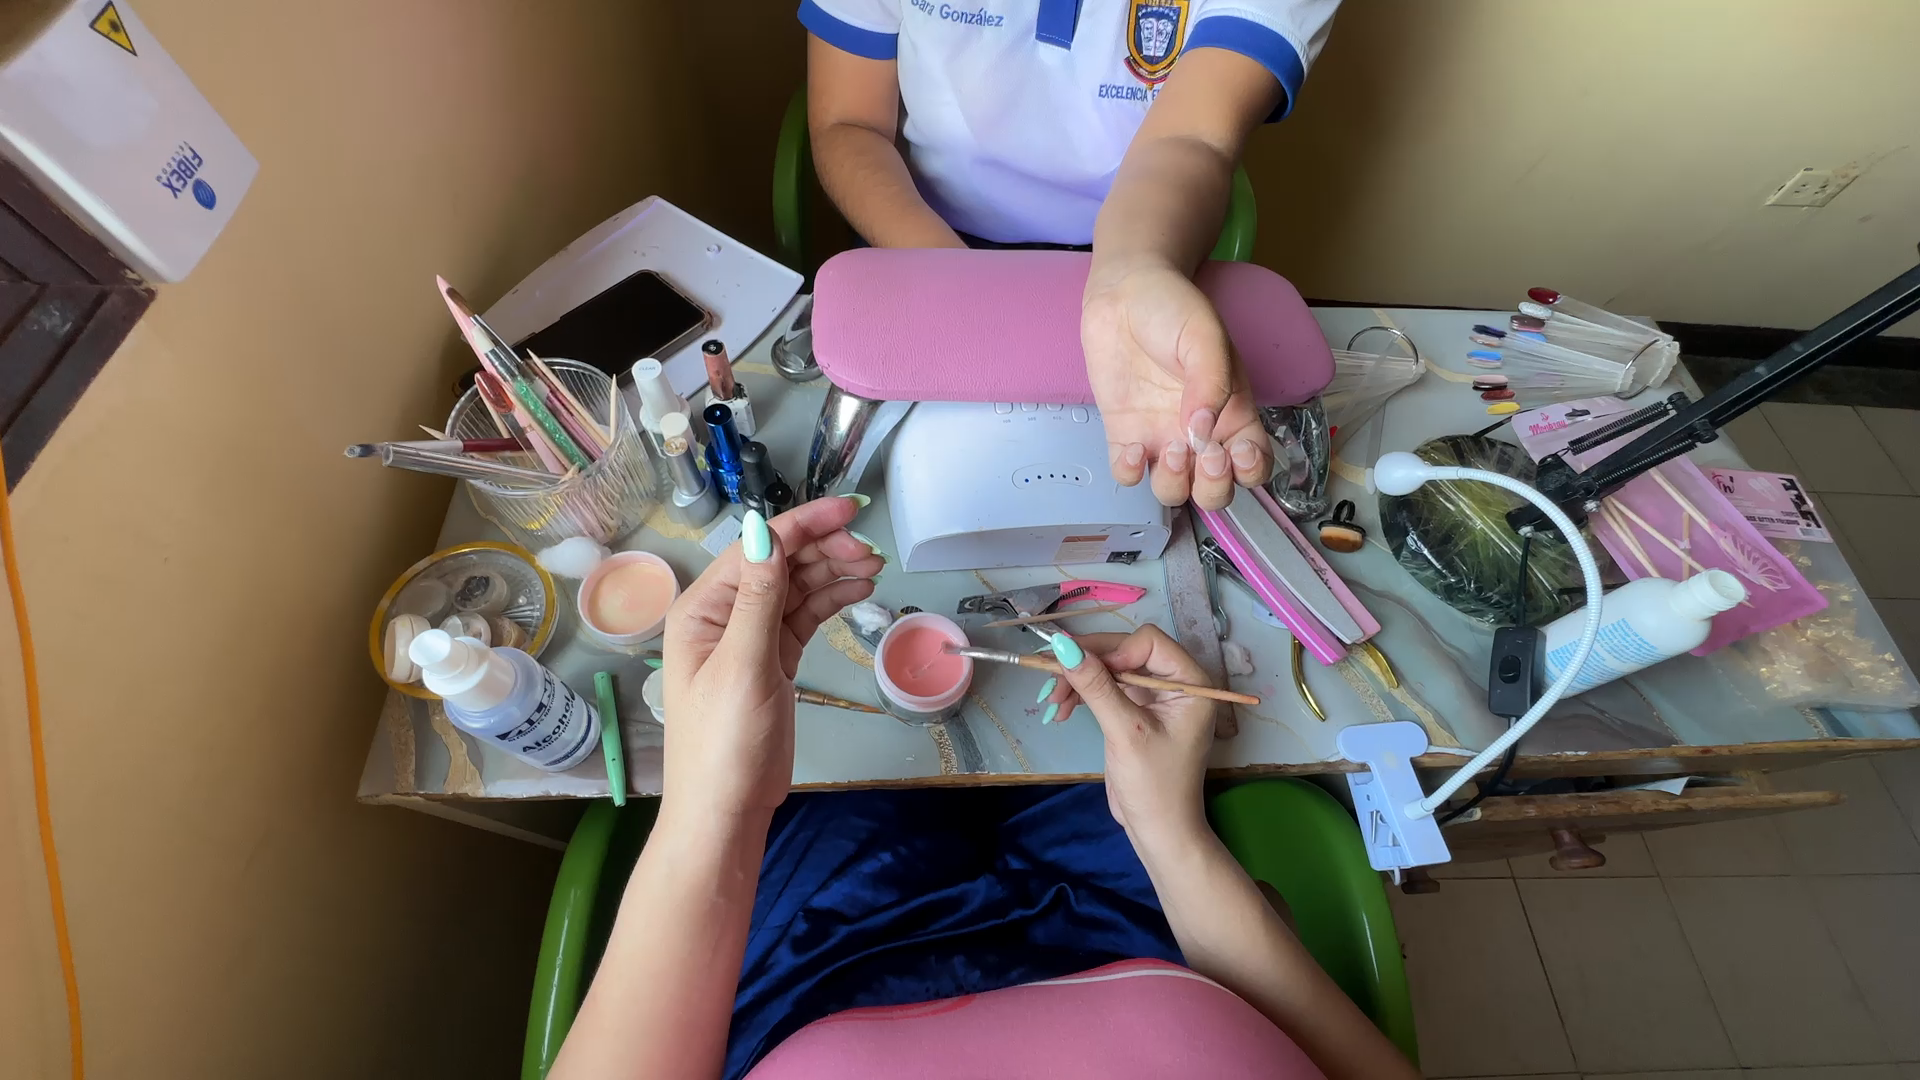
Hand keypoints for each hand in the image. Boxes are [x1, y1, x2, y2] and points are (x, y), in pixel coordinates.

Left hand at [661, 497, 882, 818]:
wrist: (727, 809)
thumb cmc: (724, 743)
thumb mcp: (743, 667)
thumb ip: (759, 599)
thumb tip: (766, 533)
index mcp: (704, 608)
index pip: (757, 548)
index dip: (803, 523)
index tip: (849, 511)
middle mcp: (726, 613)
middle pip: (780, 561)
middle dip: (824, 548)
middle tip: (869, 551)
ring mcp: (752, 634)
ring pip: (797, 585)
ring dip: (833, 571)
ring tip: (873, 567)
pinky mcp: (775, 655)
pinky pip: (805, 614)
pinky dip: (832, 599)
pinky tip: (859, 590)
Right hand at [1041, 627, 1216, 848]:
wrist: (1158, 832)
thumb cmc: (1154, 786)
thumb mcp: (1125, 732)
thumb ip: (1096, 687)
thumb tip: (1063, 646)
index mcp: (1190, 682)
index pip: (1147, 641)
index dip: (1113, 650)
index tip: (1083, 671)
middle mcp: (1173, 681)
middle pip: (1123, 650)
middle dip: (1087, 663)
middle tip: (1049, 677)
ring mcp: (1153, 695)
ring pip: (1108, 667)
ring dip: (1078, 680)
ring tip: (1051, 701)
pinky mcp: (1133, 707)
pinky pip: (1104, 686)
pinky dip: (1081, 693)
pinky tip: (1060, 709)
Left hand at [1081, 260, 1270, 509]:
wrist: (1123, 294)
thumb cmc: (1174, 309)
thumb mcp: (1206, 337)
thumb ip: (1212, 383)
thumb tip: (1201, 431)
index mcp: (1233, 413)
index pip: (1253, 464)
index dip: (1250, 472)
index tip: (1235, 451)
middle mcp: (1199, 435)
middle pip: (1214, 491)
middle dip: (1214, 487)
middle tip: (1203, 454)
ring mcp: (1160, 438)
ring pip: (1174, 491)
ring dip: (1176, 484)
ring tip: (1170, 449)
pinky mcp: (1124, 435)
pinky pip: (1128, 475)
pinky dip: (1131, 474)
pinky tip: (1133, 449)